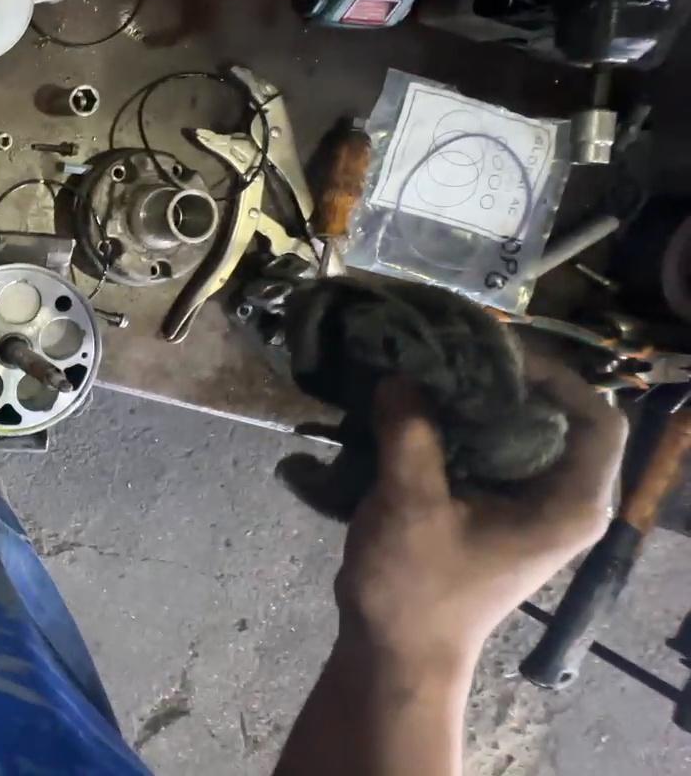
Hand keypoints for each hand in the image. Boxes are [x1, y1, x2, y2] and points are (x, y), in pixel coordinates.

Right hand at [334, 357, 624, 672]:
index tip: (488, 349)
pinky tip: (394, 414)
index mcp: (566, 503)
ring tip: (410, 376)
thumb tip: (400, 376)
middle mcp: (552, 499)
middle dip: (493, 382)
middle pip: (547, 420)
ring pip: (502, 434)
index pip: (596, 421)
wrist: (397, 640)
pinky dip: (437, 427)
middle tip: (436, 353)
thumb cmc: (420, 579)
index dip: (554, 377)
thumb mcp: (410, 501)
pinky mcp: (475, 507)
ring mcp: (513, 505)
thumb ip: (410, 434)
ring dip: (458, 403)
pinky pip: (468, 451)